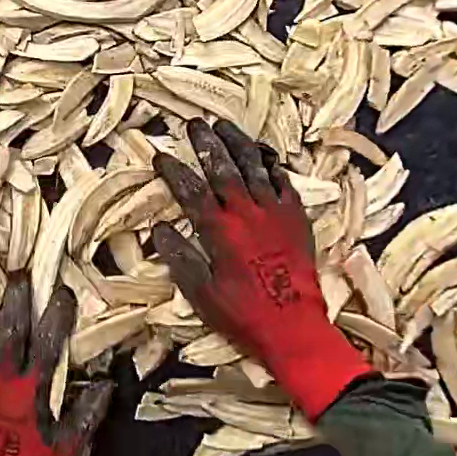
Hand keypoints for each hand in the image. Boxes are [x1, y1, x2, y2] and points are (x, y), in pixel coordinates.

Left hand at [0, 275, 110, 455]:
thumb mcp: (69, 449)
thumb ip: (88, 413)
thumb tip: (108, 382)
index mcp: (31, 388)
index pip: (48, 341)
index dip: (57, 314)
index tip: (63, 291)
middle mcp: (0, 378)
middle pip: (8, 329)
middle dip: (14, 299)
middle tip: (16, 272)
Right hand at [152, 117, 372, 421]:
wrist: (298, 331)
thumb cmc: (243, 314)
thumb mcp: (200, 293)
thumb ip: (179, 257)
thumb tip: (159, 227)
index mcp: (220, 231)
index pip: (190, 190)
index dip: (173, 171)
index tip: (160, 157)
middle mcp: (247, 214)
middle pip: (223, 169)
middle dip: (206, 144)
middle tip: (194, 124)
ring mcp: (276, 214)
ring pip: (254, 168)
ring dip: (238, 145)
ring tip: (224, 126)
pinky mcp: (297, 221)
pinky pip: (285, 184)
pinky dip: (272, 166)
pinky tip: (264, 155)